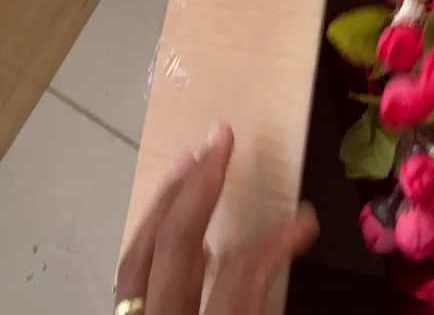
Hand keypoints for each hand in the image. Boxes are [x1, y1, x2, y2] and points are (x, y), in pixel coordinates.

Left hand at [115, 125, 319, 314]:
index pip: (238, 277)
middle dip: (200, 186)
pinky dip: (148, 244)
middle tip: (223, 135)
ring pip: (135, 258)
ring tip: (191, 160)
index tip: (305, 218)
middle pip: (173, 248)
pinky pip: (128, 281)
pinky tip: (168, 226)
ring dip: (166, 203)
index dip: (275, 242)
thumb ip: (264, 299)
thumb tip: (290, 242)